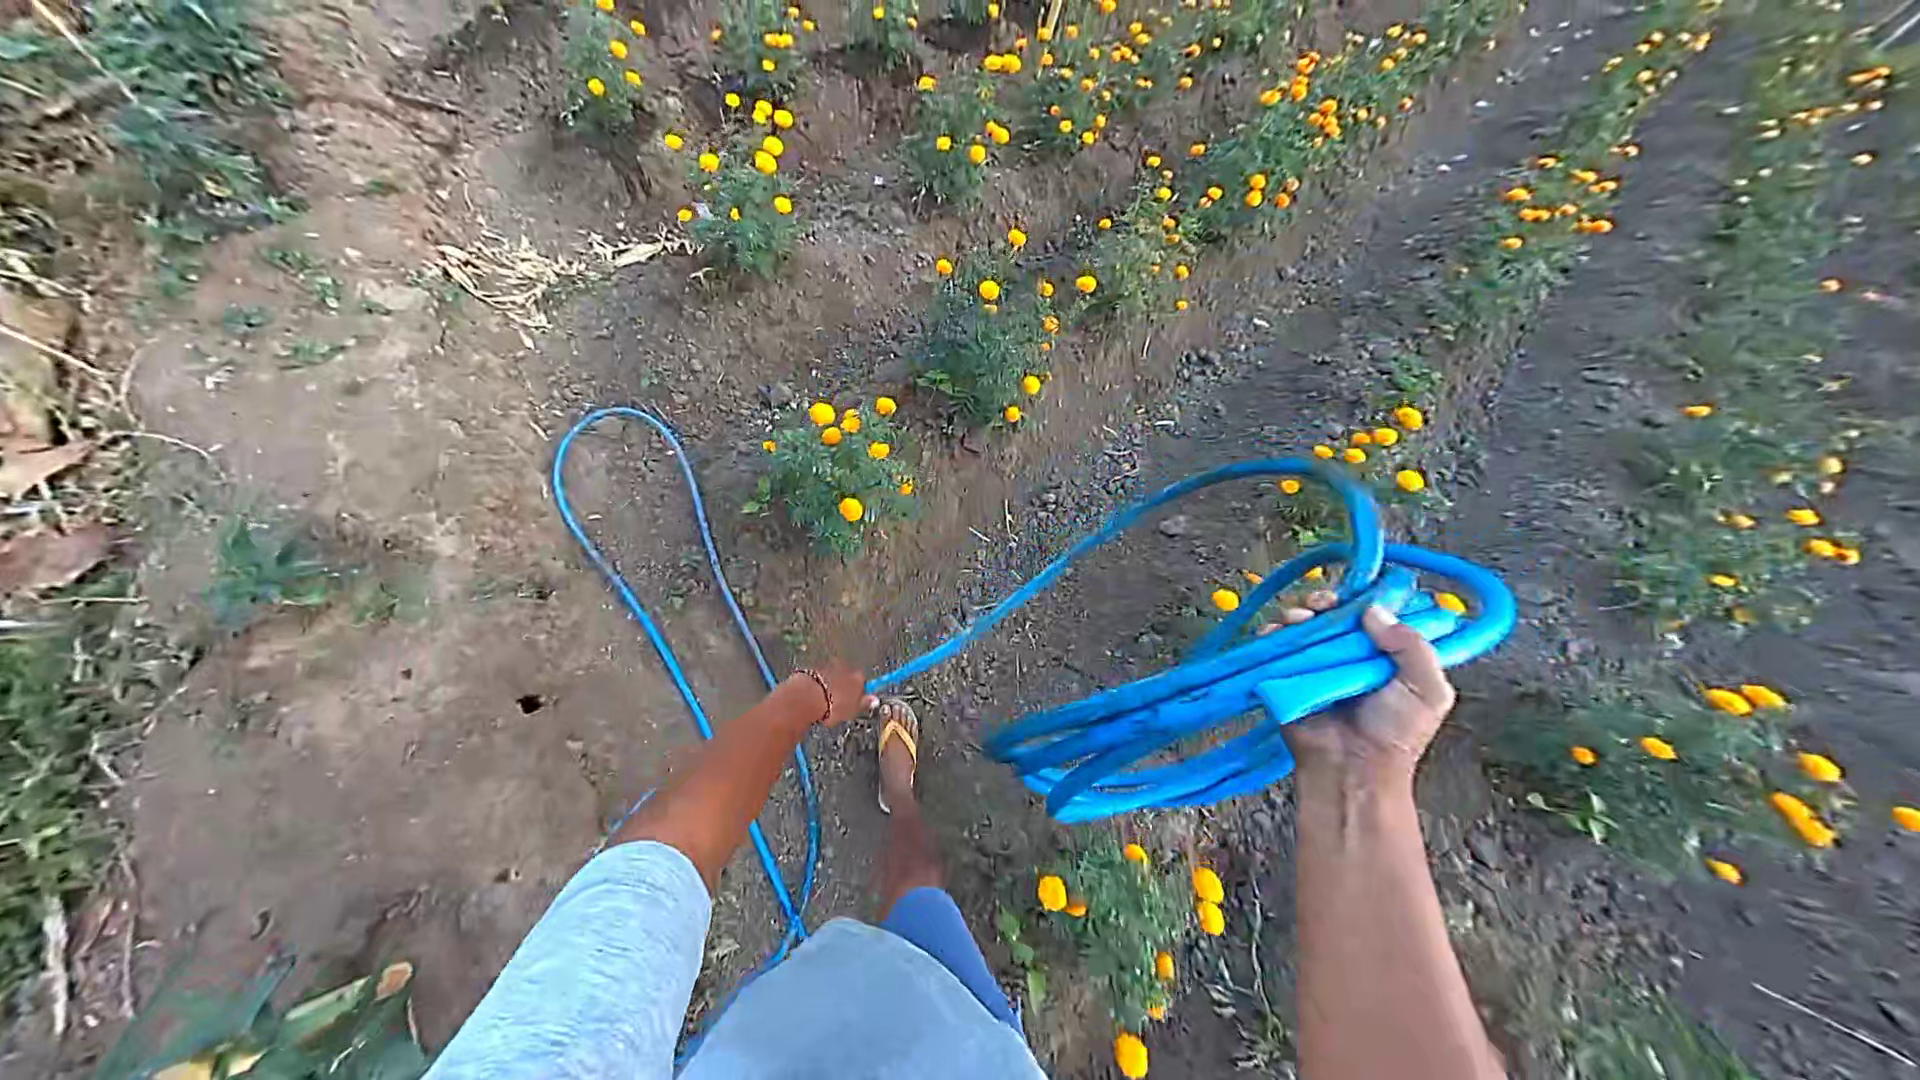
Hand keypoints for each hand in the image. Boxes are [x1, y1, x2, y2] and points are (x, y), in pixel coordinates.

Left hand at [789, 661, 873, 727]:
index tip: (854, 704)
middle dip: (843, 687)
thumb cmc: (830, 705)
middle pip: (847, 677)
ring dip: (829, 685)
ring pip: (831, 676)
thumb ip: (864, 703)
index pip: (863, 683)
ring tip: (823, 703)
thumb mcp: (852, 710)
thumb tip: (873, 700)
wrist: (805, 699)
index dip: (858, 694)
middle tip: (838, 705)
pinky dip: (816, 684)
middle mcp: (844, 668)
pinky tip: (813, 697)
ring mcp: (827, 667)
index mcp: (857, 678)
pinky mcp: (812, 669)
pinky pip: (817, 677)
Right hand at [1272, 599, 1455, 782]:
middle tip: (1322, 605)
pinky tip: (1276, 631)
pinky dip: (1272, 632)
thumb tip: (1374, 610)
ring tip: (1298, 619)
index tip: (1357, 595)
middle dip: (1325, 601)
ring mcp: (1315, 662)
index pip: (1373, 612)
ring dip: (1297, 613)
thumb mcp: (1428, 691)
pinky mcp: (1286, 673)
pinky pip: (1274, 643)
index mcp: (1385, 653)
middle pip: (1332, 612)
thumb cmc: (1394, 735)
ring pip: (1301, 622)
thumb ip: (1414, 647)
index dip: (1364, 598)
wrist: (1350, 766)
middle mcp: (1348, 653)